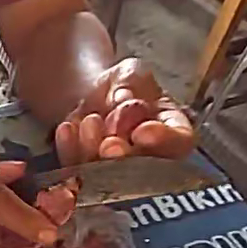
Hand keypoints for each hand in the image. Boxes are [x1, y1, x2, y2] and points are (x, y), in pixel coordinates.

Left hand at [56, 59, 197, 165]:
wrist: (87, 94)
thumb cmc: (121, 85)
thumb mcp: (130, 73)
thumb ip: (130, 84)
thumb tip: (123, 100)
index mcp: (172, 130)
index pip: (179, 142)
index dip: (163, 141)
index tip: (142, 132)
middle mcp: (148, 158)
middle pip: (142, 169)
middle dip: (124, 157)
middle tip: (109, 145)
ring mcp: (114, 171)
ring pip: (105, 174)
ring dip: (94, 151)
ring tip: (89, 121)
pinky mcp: (85, 173)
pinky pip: (76, 168)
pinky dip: (70, 149)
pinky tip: (67, 128)